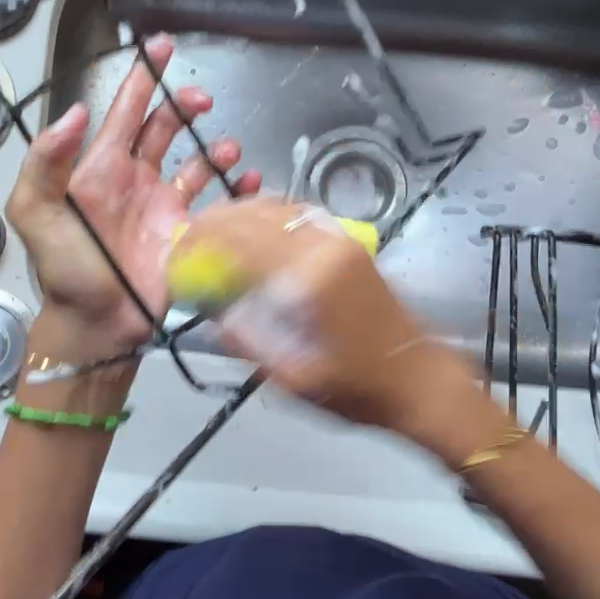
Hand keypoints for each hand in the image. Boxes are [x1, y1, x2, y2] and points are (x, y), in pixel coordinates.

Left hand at [7, 35, 261, 358]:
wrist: (98, 325)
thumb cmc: (66, 271)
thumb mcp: (36, 214)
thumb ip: (45, 163)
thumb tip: (74, 112)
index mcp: (99, 169)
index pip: (123, 113)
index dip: (141, 79)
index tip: (160, 47)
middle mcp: (134, 180)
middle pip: (163, 129)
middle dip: (182, 106)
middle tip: (200, 100)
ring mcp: (163, 206)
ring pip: (195, 161)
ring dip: (213, 148)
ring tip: (226, 149)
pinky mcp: (187, 232)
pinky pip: (217, 202)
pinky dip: (237, 189)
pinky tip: (248, 182)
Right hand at [172, 197, 481, 445]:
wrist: (422, 382)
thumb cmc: (358, 390)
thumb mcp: (293, 378)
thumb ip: (248, 340)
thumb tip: (211, 310)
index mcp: (308, 280)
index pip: (240, 243)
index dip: (202, 243)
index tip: (177, 253)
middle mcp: (324, 248)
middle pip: (256, 216)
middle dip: (215, 223)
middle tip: (188, 239)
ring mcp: (340, 241)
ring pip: (278, 207)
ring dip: (240, 214)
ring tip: (211, 231)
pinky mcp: (349, 244)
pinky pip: (300, 215)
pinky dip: (269, 215)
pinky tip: (252, 229)